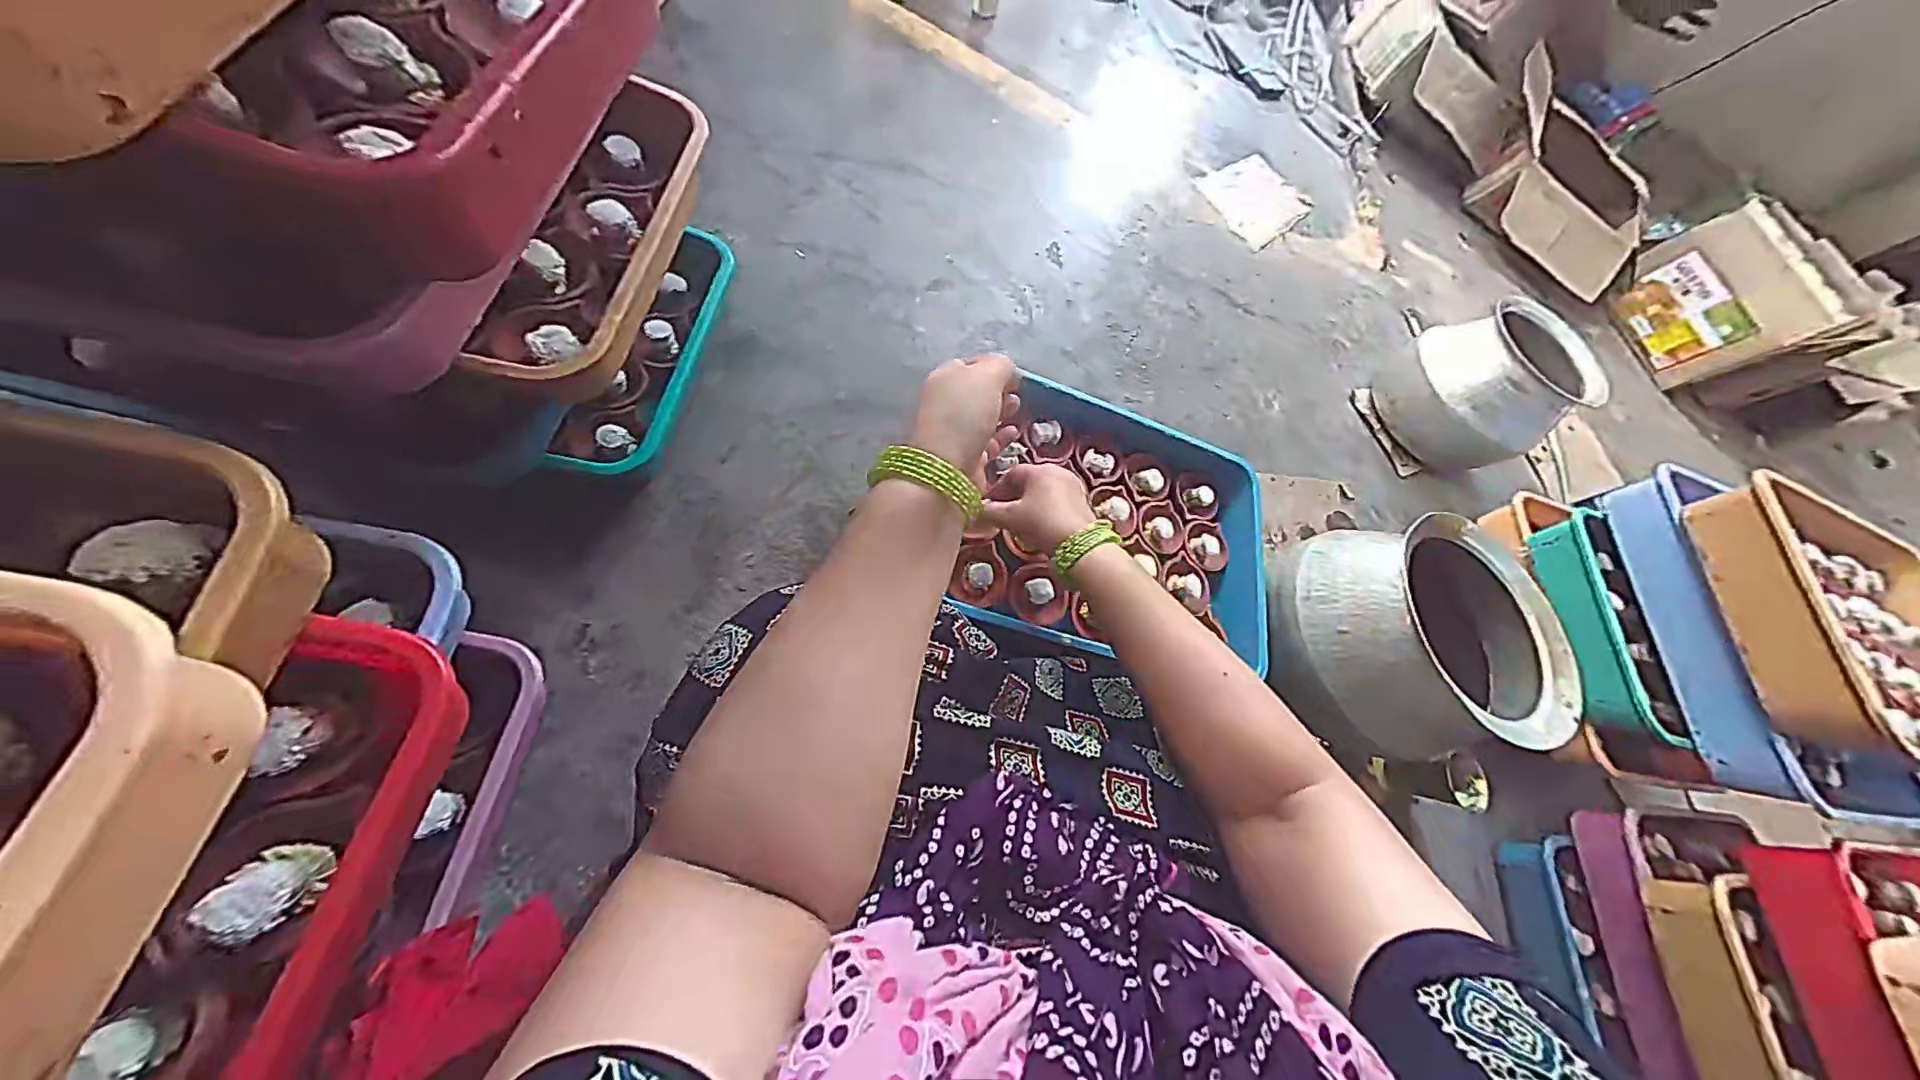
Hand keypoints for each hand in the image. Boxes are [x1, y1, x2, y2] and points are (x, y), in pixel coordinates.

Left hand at [909, 354, 1022, 488]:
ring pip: (984, 418)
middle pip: (978, 394)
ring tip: (1018, 411)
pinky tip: (1013, 432)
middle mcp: (947, 403)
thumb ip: (1000, 366)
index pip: (971, 366)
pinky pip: (988, 442)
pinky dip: (1002, 436)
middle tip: (1017, 395)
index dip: (993, 369)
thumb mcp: (987, 375)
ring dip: (1003, 413)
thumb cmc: (966, 413)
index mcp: (944, 378)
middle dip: (1000, 392)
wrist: (949, 466)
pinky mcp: (966, 456)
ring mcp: (956, 432)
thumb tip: (1007, 371)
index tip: (1013, 377)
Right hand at [981, 464, 1095, 553]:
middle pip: (1028, 483)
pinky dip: (1045, 511)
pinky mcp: (1082, 502)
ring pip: (1043, 493)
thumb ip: (989, 512)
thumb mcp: (1009, 518)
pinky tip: (1040, 528)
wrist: (1080, 545)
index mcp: (1039, 470)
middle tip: (1003, 515)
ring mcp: (1073, 486)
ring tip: (1020, 524)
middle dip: (1012, 498)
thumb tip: (979, 510)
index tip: (988, 506)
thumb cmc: (1042, 524)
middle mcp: (1058, 472)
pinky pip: (1056, 502)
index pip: (1010, 474)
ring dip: (1029, 506)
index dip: (996, 491)